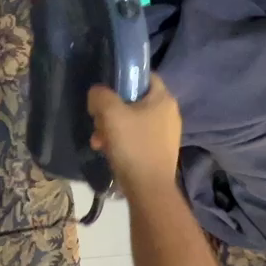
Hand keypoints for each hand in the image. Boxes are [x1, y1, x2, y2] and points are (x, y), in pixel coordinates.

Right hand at [88, 75, 181, 198]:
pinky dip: (121, 140)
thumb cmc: (133, 146)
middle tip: (97, 118)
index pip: (145, 75)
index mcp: (163, 99)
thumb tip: (97, 93)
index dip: (124, 77)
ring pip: (133, 119)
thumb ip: (100, 95)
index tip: (106, 88)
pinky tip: (106, 149)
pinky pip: (136, 136)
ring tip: (98, 139)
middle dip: (111, 108)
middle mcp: (169, 114)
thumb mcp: (111, 113)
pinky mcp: (159, 151)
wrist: (149, 190)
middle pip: (135, 99)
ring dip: (112, 126)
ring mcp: (166, 134)